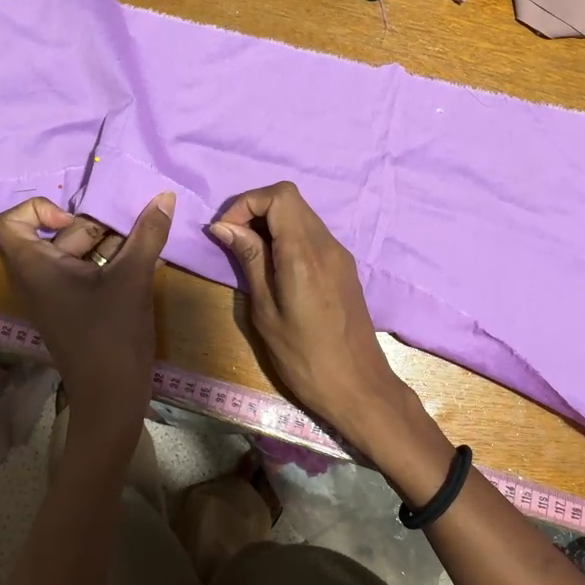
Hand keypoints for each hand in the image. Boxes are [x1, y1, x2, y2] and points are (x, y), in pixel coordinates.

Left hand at [0, 193, 174, 434]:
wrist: (111, 397)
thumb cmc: (111, 334)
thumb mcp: (133, 277)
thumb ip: (148, 233)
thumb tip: (166, 195)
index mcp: (35, 267)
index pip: (9, 222)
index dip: (37, 209)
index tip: (75, 220)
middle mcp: (37, 277)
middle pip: (54, 233)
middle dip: (93, 226)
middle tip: (128, 228)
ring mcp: (55, 294)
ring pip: (74, 252)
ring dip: (107, 243)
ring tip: (142, 241)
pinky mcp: (72, 307)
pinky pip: (83, 271)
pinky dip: (108, 261)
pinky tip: (142, 260)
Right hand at [208, 182, 414, 452]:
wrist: (359, 389)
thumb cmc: (304, 358)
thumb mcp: (266, 312)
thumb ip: (250, 261)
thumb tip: (224, 227)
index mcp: (305, 253)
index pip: (279, 195)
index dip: (247, 203)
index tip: (225, 232)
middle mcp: (327, 245)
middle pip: (290, 199)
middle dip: (255, 210)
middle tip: (232, 241)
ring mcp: (339, 255)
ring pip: (302, 215)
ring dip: (271, 223)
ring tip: (248, 255)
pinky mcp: (344, 268)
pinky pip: (312, 235)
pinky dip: (288, 237)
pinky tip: (273, 268)